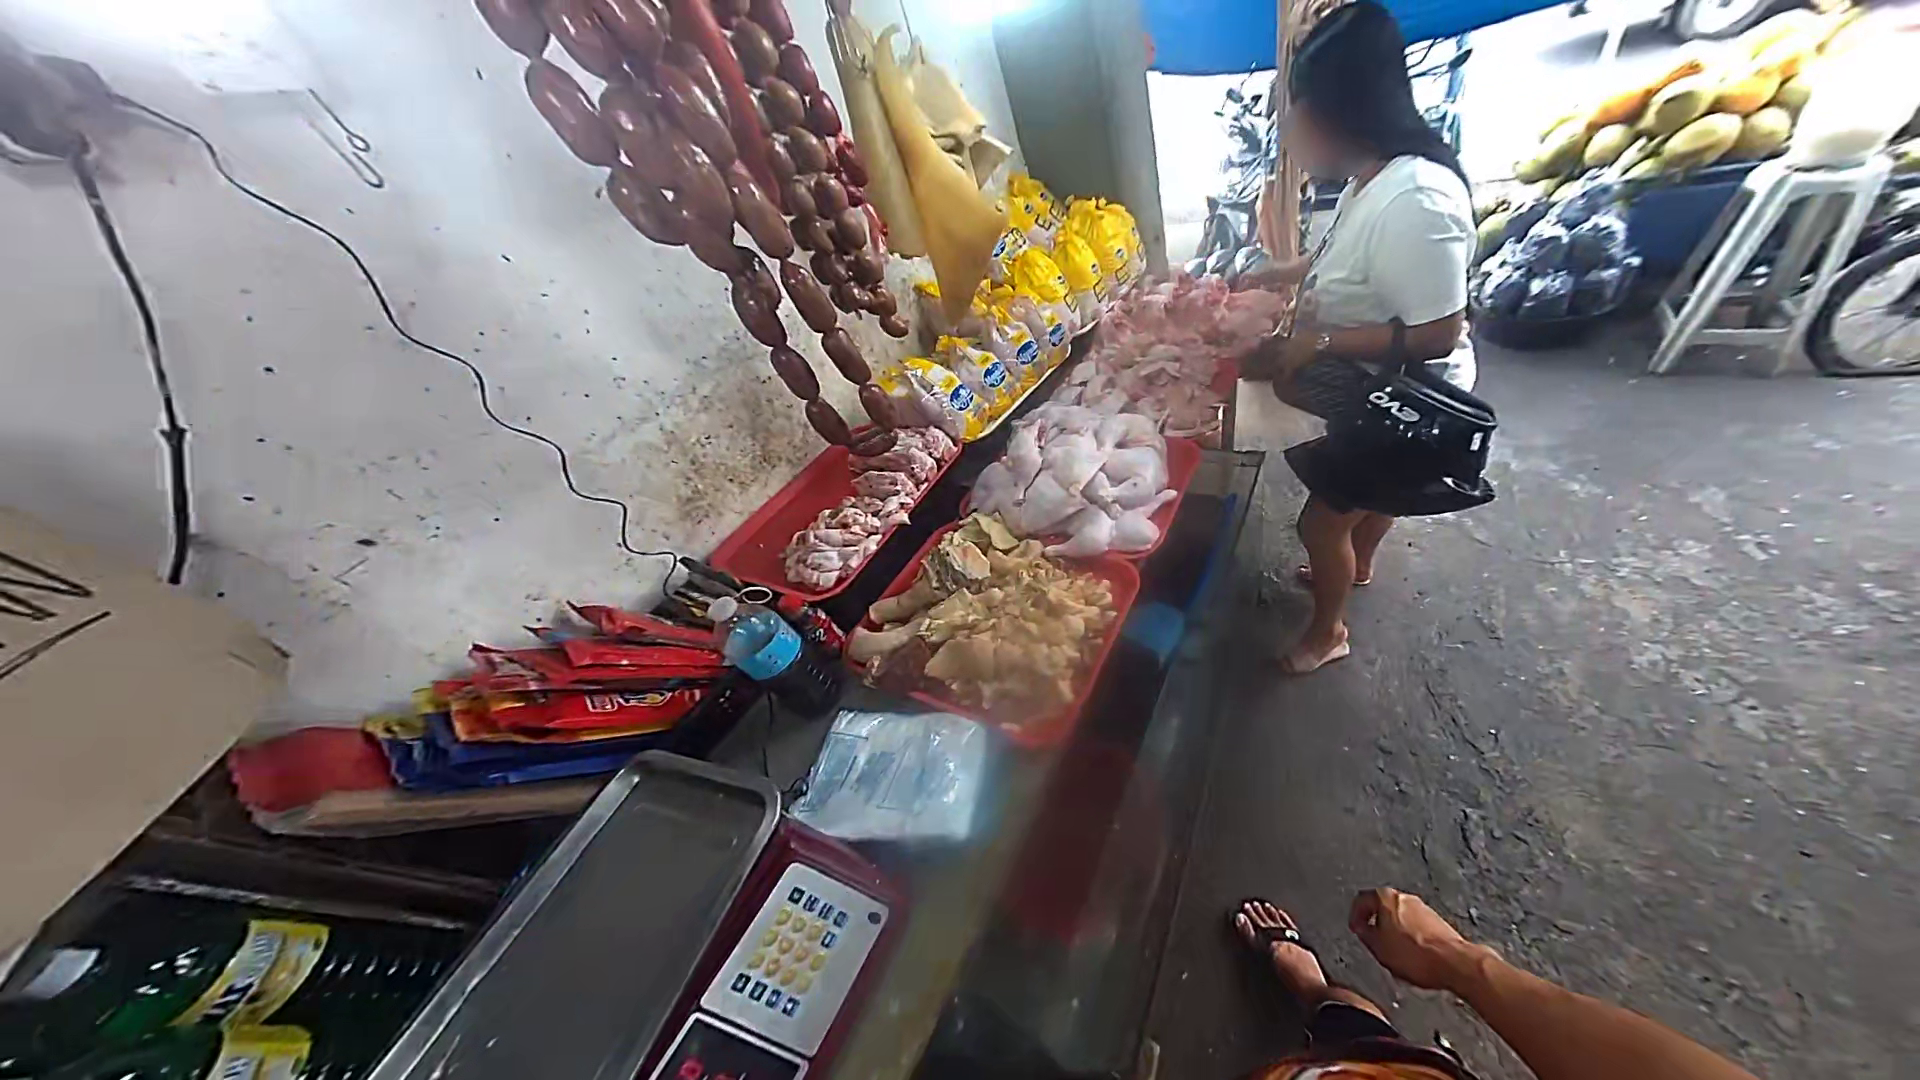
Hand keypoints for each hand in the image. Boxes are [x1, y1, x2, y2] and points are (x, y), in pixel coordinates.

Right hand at [1348, 888, 1486, 992]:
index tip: (1356, 929)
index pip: (1361, 901)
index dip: (1355, 917)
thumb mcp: (1377, 946)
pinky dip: (1414, 941)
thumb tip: (1363, 930)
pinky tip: (1416, 958)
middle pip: (1383, 909)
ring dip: (1397, 934)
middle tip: (1375, 942)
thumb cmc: (1417, 954)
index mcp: (1384, 896)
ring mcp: (1425, 911)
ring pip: (1402, 920)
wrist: (1457, 965)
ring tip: (1397, 955)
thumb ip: (1364, 934)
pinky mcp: (1441, 925)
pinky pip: (1419, 930)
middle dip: (1378, 925)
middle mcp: (1405, 898)